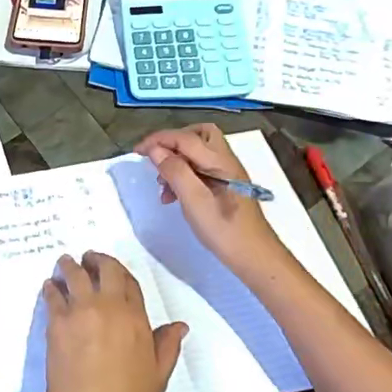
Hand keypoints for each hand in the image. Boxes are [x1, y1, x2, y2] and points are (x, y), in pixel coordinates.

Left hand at [37, 252, 186, 391]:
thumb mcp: (158, 375)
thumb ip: (168, 345)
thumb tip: (180, 325)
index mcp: (136, 318)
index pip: (130, 282)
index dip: (121, 273)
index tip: (112, 270)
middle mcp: (109, 307)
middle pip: (104, 270)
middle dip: (96, 259)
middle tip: (88, 256)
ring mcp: (81, 312)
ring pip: (75, 276)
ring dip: (70, 266)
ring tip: (65, 262)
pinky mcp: (56, 322)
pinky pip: (53, 295)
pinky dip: (51, 287)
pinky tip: (50, 285)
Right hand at [135, 124, 285, 274]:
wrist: (253, 256)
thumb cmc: (224, 230)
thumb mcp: (194, 201)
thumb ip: (176, 172)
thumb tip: (156, 150)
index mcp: (220, 162)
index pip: (185, 138)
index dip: (159, 140)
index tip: (137, 151)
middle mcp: (226, 161)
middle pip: (199, 135)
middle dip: (174, 141)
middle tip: (156, 159)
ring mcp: (228, 174)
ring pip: (199, 152)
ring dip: (177, 161)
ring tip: (162, 186)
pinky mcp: (226, 187)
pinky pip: (202, 169)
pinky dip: (185, 175)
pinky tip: (173, 196)